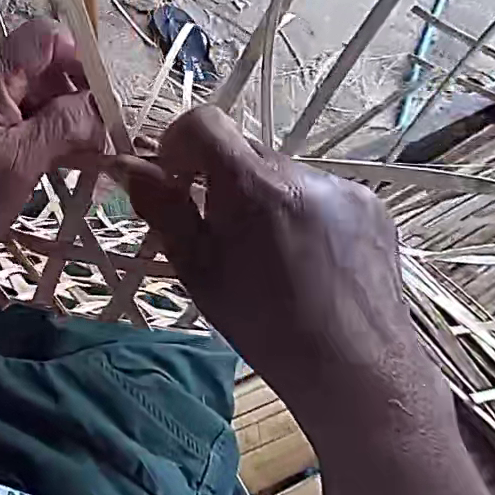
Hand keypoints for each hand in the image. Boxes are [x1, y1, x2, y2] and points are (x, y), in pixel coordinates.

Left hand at [0, 19, 105, 269]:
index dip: (78, 59)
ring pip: (26, 90)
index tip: (99, 101)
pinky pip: (9, 110)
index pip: (43, 37)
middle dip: (71, 96)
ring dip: (56, 117)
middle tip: (95, 139)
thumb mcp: (23, 163)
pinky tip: (52, 159)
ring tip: (79, 156)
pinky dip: (34, 129)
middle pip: (37, 64)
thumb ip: (65, 125)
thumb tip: (100, 105)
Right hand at [114, 106, 443, 423]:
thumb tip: (126, 166)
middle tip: (219, 227)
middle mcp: (299, 173)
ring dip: (262, 194)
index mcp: (252, 188)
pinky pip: (316, 188)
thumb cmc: (264, 326)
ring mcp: (340, 186)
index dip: (179, 142)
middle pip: (242, 149)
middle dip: (221, 176)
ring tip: (270, 249)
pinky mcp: (368, 202)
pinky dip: (299, 207)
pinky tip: (306, 254)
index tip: (176, 178)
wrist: (356, 371)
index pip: (204, 123)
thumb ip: (162, 208)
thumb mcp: (198, 269)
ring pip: (279, 170)